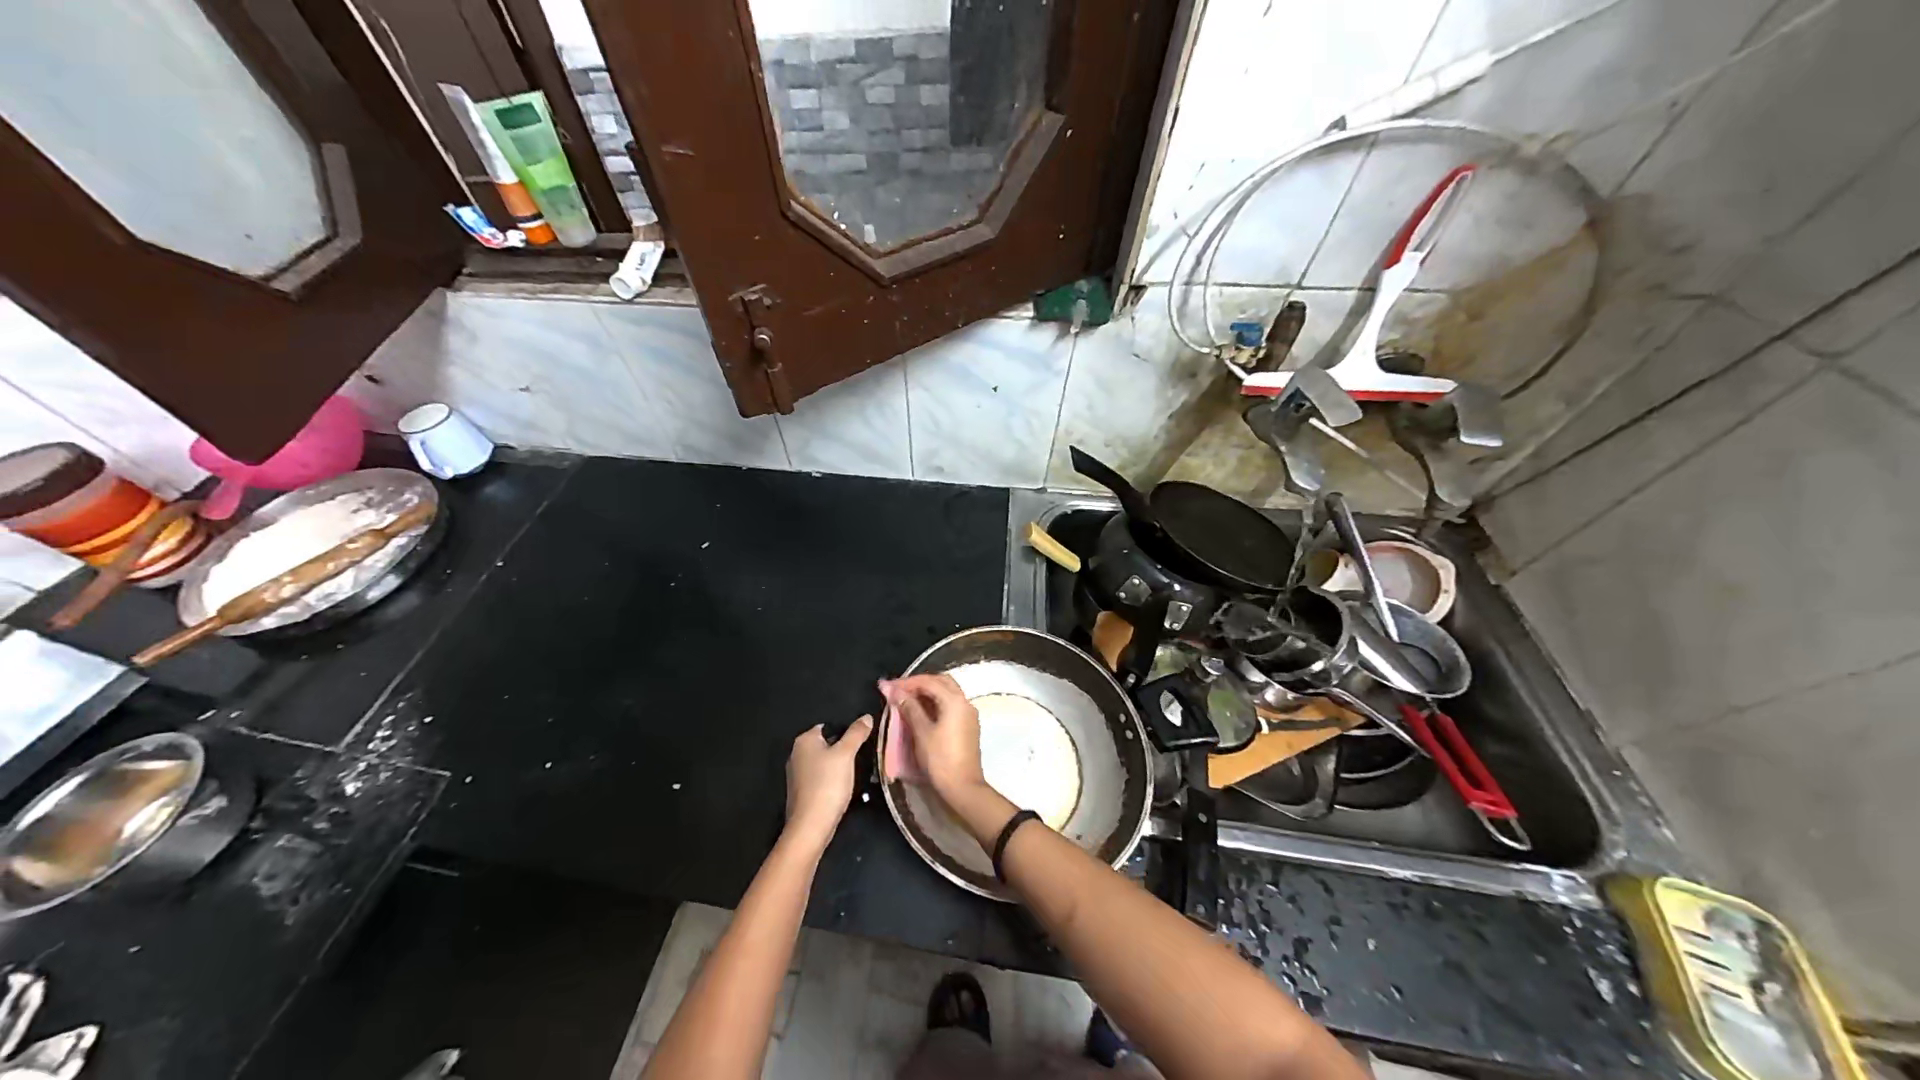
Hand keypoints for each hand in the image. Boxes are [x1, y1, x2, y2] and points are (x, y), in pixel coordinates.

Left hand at [784, 716, 872, 851]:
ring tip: (854, 772)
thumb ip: (856, 733)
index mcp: (804, 740)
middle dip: (843, 749)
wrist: (812, 825)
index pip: (828, 726)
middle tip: (860, 756)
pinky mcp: (801, 791)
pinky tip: (842, 787)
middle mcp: (796, 754)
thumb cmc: (828, 783)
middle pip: (826, 744)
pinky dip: (831, 780)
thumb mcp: (846, 754)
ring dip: (838, 766)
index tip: (861, 741)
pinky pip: (820, 777)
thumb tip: (866, 716)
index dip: (846, 731)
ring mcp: (797, 774)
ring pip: (824, 762)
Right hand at [883, 675, 986, 804]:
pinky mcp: (967, 726)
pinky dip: (935, 703)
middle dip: (919, 683)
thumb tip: (897, 692)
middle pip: (941, 682)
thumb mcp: (921, 732)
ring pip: (947, 693)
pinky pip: (950, 705)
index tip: (889, 687)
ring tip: (906, 699)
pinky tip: (920, 712)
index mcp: (955, 701)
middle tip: (899, 690)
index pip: (929, 681)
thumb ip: (909, 708)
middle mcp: (965, 703)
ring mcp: (968, 715)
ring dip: (927, 693)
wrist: (962, 787)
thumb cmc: (940, 759)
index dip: (907, 682)